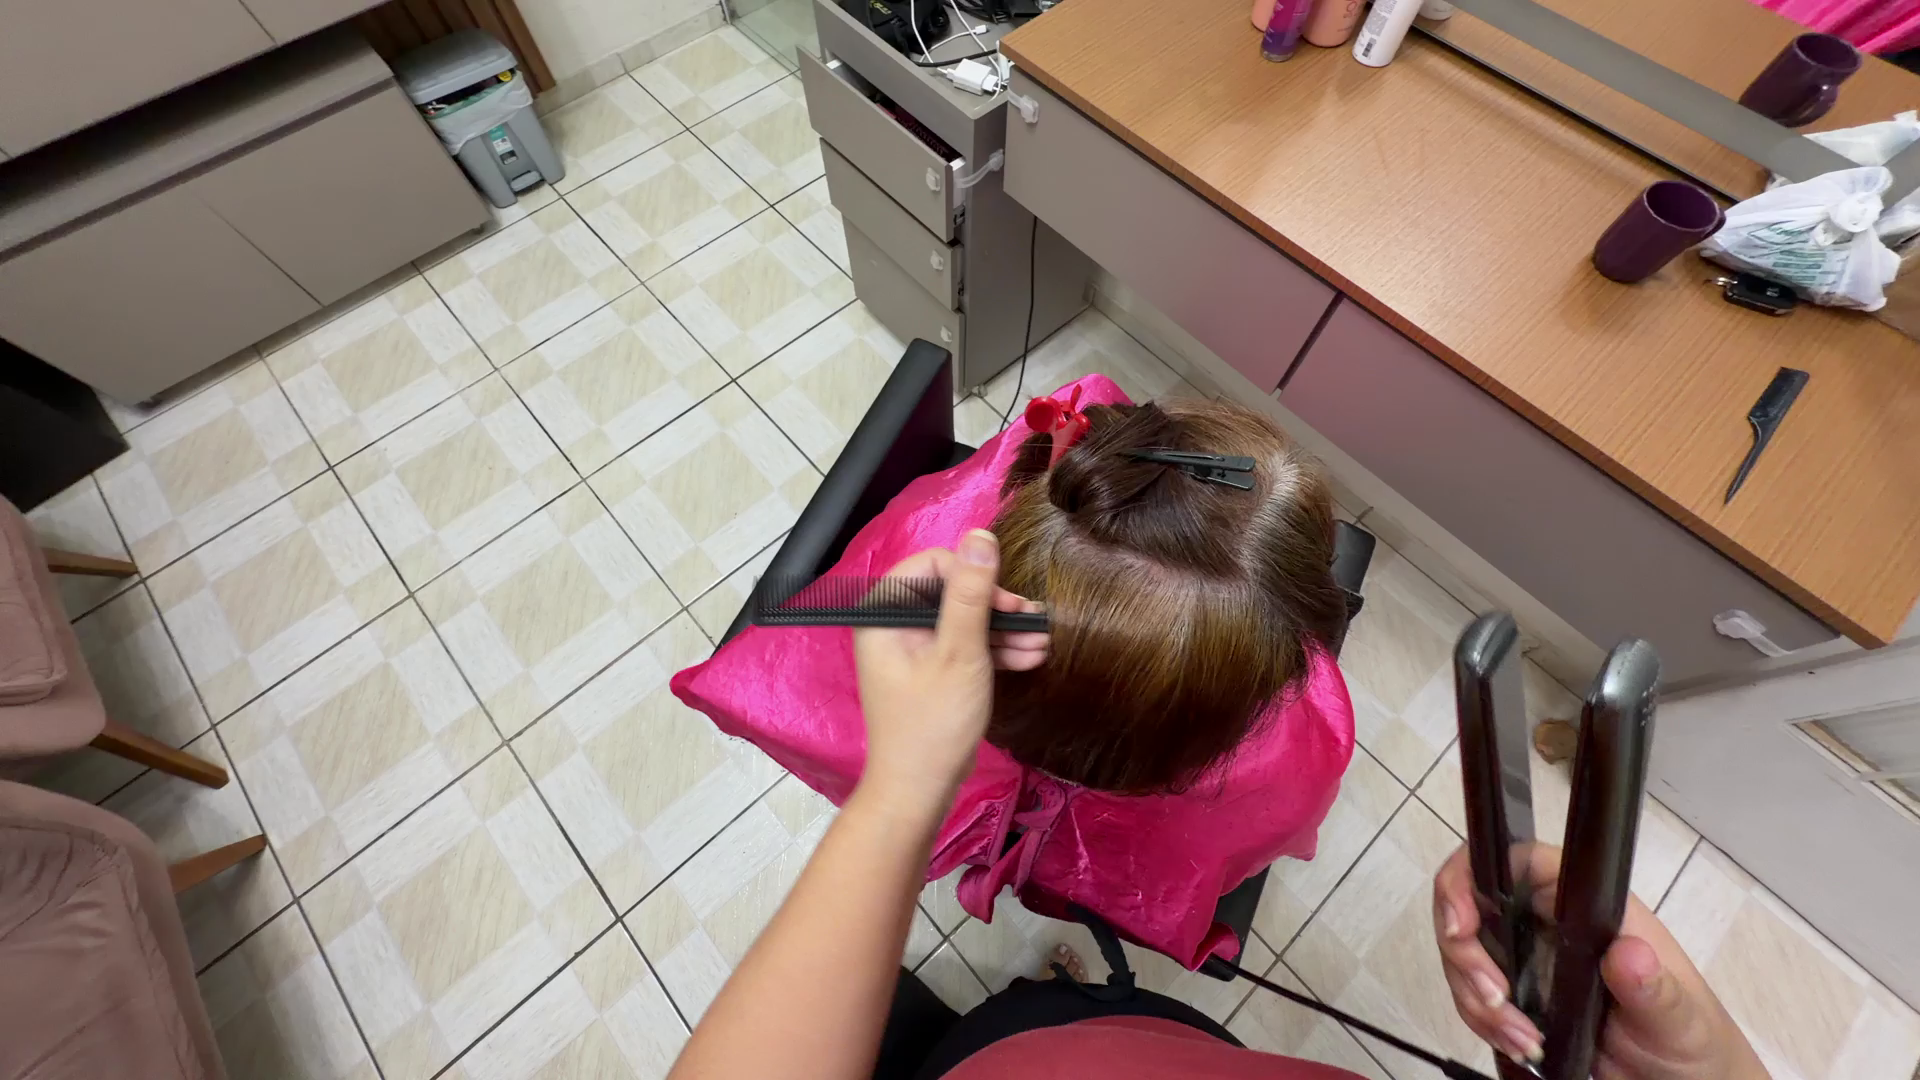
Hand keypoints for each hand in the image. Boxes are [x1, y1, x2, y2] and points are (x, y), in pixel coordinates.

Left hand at [851, 531, 1047, 816]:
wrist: (919, 792)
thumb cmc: (934, 723)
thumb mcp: (960, 654)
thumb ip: (971, 594)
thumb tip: (980, 537)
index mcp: (885, 613)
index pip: (931, 565)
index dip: (973, 576)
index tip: (1007, 603)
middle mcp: (893, 625)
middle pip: (950, 592)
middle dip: (995, 607)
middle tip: (1033, 623)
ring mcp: (911, 648)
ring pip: (961, 621)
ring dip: (1002, 630)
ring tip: (1042, 643)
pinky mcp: (928, 670)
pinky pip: (961, 646)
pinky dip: (992, 651)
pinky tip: (1029, 657)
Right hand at [1433, 844, 1768, 1079]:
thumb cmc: (1691, 1044)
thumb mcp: (1681, 1022)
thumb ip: (1656, 991)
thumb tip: (1630, 951)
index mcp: (1576, 899)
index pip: (1508, 859)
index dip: (1467, 878)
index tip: (1462, 928)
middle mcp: (1538, 913)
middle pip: (1467, 903)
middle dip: (1464, 953)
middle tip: (1493, 1000)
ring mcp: (1517, 948)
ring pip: (1459, 948)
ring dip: (1473, 994)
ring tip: (1521, 1040)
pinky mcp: (1506, 983)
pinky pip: (1466, 986)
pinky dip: (1479, 1016)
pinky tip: (1515, 1043)